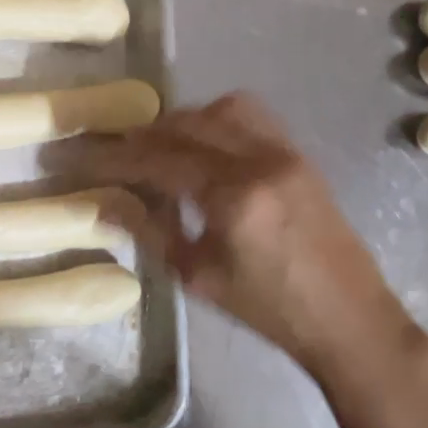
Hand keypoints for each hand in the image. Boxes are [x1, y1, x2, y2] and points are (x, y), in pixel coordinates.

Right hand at [80, 94, 427, 379]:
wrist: (349, 318)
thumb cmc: (268, 308)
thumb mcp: (197, 275)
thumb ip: (151, 231)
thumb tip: (103, 205)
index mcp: (233, 196)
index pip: (158, 161)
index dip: (113, 158)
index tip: (78, 158)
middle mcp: (261, 160)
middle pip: (187, 124)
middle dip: (141, 134)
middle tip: (110, 149)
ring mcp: (286, 153)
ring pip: (221, 109)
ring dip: (180, 120)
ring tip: (155, 144)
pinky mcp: (300, 157)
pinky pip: (251, 118)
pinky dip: (216, 121)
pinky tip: (200, 146)